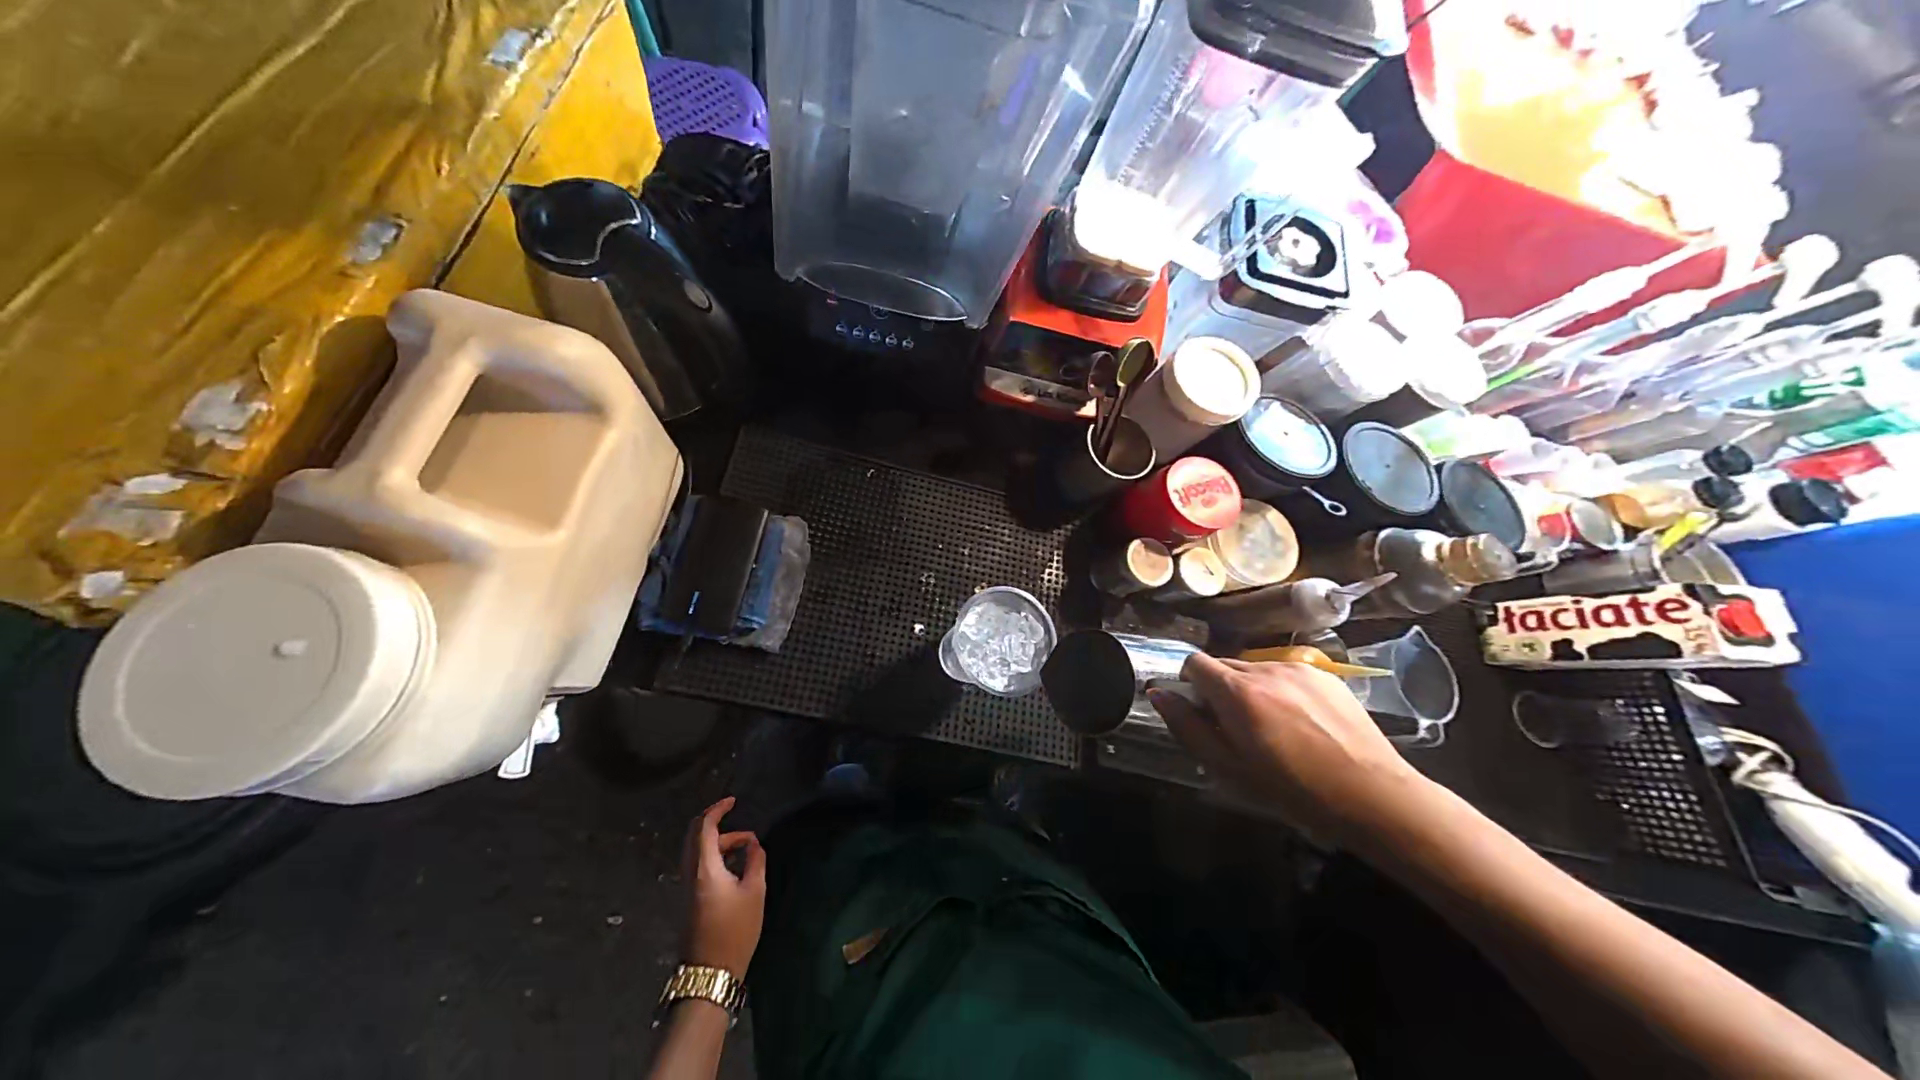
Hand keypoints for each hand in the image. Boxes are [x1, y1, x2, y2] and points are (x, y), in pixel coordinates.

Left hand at [680, 797, 765, 977]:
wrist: (710, 972)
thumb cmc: (735, 931)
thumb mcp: (754, 892)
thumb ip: (755, 861)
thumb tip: (753, 844)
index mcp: (704, 868)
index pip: (704, 828)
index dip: (717, 810)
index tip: (733, 801)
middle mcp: (690, 873)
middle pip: (694, 836)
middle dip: (714, 822)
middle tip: (736, 818)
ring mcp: (686, 887)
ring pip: (696, 851)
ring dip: (718, 841)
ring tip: (746, 846)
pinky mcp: (689, 898)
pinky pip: (698, 864)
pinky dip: (714, 855)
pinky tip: (734, 864)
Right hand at [1148, 654, 1441, 851]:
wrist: (1372, 795)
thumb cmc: (1293, 790)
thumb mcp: (1229, 768)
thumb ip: (1187, 726)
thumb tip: (1159, 694)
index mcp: (1236, 692)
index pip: (1194, 662)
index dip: (1190, 684)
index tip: (1200, 711)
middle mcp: (1264, 670)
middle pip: (1224, 665)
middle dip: (1221, 690)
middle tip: (1236, 729)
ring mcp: (1298, 669)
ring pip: (1256, 670)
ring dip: (1251, 690)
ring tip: (1274, 729)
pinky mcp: (1326, 675)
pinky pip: (1287, 674)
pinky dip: (1282, 691)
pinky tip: (1301, 724)